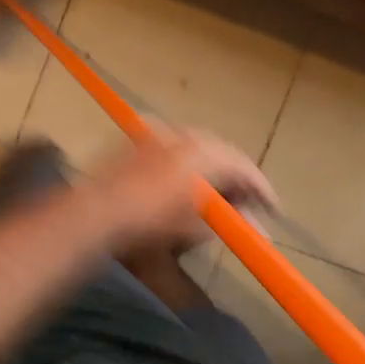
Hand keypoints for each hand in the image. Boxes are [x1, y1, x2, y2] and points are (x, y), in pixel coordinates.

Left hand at [87, 129, 275, 246]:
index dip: (260, 188)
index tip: (272, 207)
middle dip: (234, 177)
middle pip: (221, 153)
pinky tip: (180, 182)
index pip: (243, 167)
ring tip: (214, 194)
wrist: (92, 213)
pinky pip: (171, 145)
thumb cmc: (145, 224)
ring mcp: (157, 134)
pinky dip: (183, 162)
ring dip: (209, 168)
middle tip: (244, 202)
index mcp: (203, 155)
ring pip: (196, 146)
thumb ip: (227, 223)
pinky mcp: (135, 141)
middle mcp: (184, 136)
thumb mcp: (192, 228)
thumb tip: (258, 229)